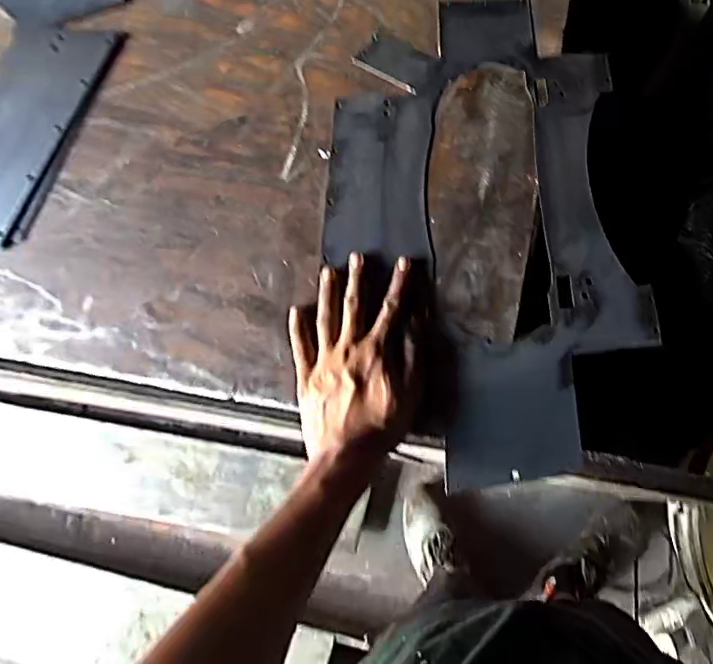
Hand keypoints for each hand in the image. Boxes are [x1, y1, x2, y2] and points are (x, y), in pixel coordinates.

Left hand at [288, 254, 419, 479]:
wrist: (343, 455)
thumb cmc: (382, 427)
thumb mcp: (410, 393)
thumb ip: (413, 354)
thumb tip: (416, 321)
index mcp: (375, 350)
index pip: (391, 309)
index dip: (399, 284)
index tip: (403, 263)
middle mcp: (348, 347)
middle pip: (354, 306)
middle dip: (358, 279)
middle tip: (357, 257)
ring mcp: (325, 359)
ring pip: (325, 318)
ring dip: (327, 293)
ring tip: (328, 271)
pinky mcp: (307, 375)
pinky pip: (301, 346)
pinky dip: (298, 327)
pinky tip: (296, 310)